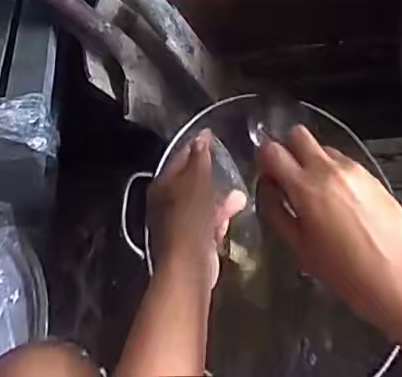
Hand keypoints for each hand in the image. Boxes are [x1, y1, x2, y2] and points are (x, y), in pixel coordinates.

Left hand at [149, 131, 246, 289]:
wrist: (189, 267)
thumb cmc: (190, 217)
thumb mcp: (197, 179)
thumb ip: (199, 157)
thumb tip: (201, 136)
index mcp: (162, 185)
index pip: (179, 157)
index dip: (195, 144)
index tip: (211, 135)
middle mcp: (166, 203)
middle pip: (190, 181)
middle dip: (210, 175)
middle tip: (227, 166)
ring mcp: (178, 225)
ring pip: (201, 205)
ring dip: (219, 200)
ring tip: (238, 197)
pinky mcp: (191, 244)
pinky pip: (206, 225)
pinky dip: (217, 220)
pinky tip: (229, 219)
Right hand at [256, 125, 401, 328]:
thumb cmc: (349, 275)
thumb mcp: (302, 251)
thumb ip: (277, 213)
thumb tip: (267, 188)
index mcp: (305, 187)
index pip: (272, 149)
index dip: (263, 157)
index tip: (265, 173)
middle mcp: (327, 168)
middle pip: (296, 133)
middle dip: (287, 148)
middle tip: (288, 176)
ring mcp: (351, 167)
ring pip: (320, 146)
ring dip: (311, 160)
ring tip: (316, 192)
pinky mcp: (369, 173)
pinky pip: (341, 160)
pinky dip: (332, 170)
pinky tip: (340, 200)